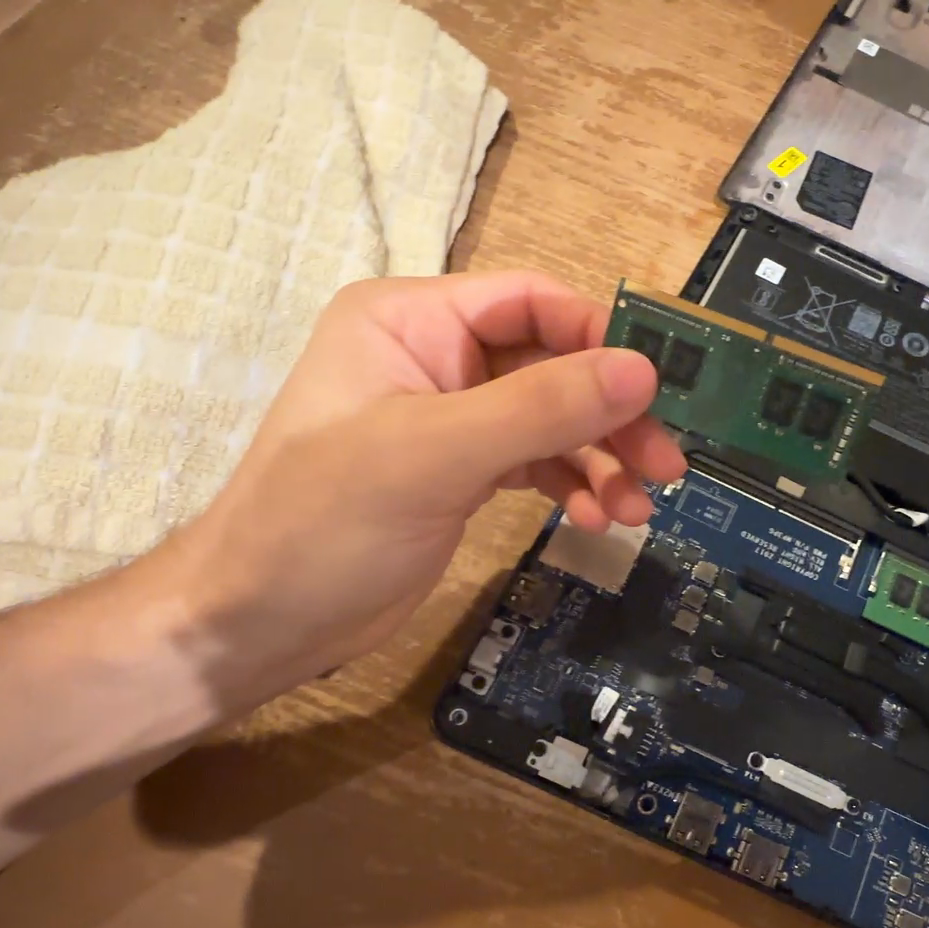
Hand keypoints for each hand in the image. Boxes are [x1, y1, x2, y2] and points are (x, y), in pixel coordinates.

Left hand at [151, 273, 686, 703]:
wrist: (261, 623)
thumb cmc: (326, 524)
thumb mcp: (436, 455)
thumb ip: (542, 408)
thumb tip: (643, 371)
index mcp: (412, 320)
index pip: (531, 302)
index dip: (600, 338)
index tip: (659, 388)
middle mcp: (436, 357)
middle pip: (554, 366)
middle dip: (611, 416)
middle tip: (667, 464)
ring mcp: (453, 418)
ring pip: (554, 421)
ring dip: (601, 460)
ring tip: (637, 510)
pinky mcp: (465, 473)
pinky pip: (539, 463)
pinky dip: (573, 486)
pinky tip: (596, 519)